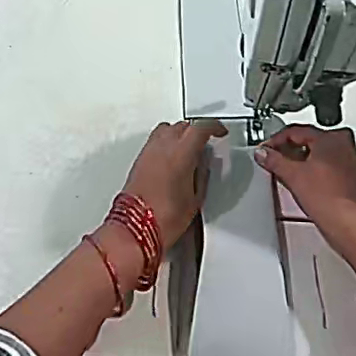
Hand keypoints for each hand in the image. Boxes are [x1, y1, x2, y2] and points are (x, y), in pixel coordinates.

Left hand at [121, 120, 226, 244]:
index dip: (214, 127)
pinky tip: (173, 157)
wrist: (136, 230)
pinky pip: (155, 141)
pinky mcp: (139, 160)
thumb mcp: (196, 197)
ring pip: (167, 129)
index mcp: (182, 152)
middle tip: (207, 141)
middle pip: (184, 125)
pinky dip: (166, 143)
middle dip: (197, 130)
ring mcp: (148, 152)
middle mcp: (163, 147)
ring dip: (180, 134)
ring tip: (189, 147)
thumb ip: (202, 174)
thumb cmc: (162, 218)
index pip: (201, 127)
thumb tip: (203, 165)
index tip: (219, 131)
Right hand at [254, 125, 355, 228]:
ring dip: (316, 153)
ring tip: (301, 162)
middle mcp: (345, 146)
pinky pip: (346, 164)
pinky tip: (328, 171)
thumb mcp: (292, 174)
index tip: (268, 148)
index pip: (297, 131)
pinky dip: (336, 165)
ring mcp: (354, 161)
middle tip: (280, 154)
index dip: (278, 139)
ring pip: (331, 149)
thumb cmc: (326, 196)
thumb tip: (264, 153)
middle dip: (295, 145)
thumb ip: (275, 160)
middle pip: (314, 138)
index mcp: (329, 138)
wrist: (344, 220)